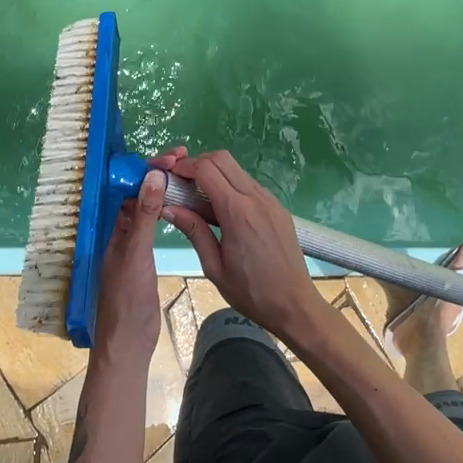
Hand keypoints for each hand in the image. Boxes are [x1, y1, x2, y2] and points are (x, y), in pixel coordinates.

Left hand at [93, 148, 186, 366]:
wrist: (129, 343)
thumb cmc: (128, 298)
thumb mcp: (137, 253)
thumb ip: (145, 216)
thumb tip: (153, 175)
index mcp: (113, 229)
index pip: (129, 187)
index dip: (148, 169)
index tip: (174, 156)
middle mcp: (120, 234)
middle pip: (137, 195)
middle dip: (157, 175)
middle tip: (185, 159)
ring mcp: (132, 247)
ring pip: (146, 210)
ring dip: (163, 190)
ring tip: (187, 176)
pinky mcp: (144, 261)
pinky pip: (153, 227)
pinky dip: (167, 213)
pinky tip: (182, 209)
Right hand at [162, 151, 329, 340]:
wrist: (295, 304)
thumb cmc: (251, 292)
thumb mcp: (214, 267)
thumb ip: (194, 232)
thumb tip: (168, 208)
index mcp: (237, 212)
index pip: (206, 169)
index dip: (184, 167)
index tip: (170, 176)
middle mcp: (255, 198)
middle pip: (222, 158)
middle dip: (198, 163)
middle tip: (182, 183)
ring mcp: (270, 200)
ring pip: (237, 169)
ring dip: (215, 173)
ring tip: (199, 198)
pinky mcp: (278, 208)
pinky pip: (250, 184)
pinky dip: (231, 185)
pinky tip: (223, 209)